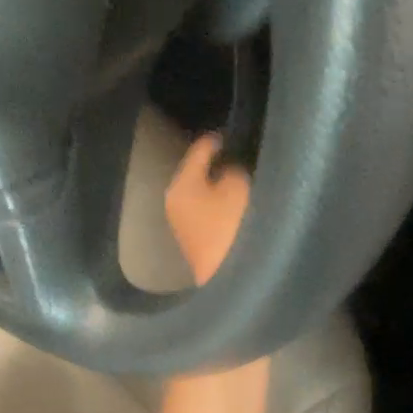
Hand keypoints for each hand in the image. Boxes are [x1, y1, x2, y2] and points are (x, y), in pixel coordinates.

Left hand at [166, 136, 249, 285]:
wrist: (221, 277)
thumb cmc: (228, 229)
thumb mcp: (238, 190)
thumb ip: (233, 171)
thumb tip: (228, 170)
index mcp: (182, 182)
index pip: (199, 149)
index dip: (217, 140)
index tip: (231, 134)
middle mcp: (174, 198)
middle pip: (196, 171)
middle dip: (215, 164)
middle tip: (236, 158)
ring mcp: (179, 220)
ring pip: (198, 191)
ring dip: (215, 186)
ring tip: (236, 183)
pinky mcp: (188, 238)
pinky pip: (202, 210)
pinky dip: (214, 205)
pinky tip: (230, 208)